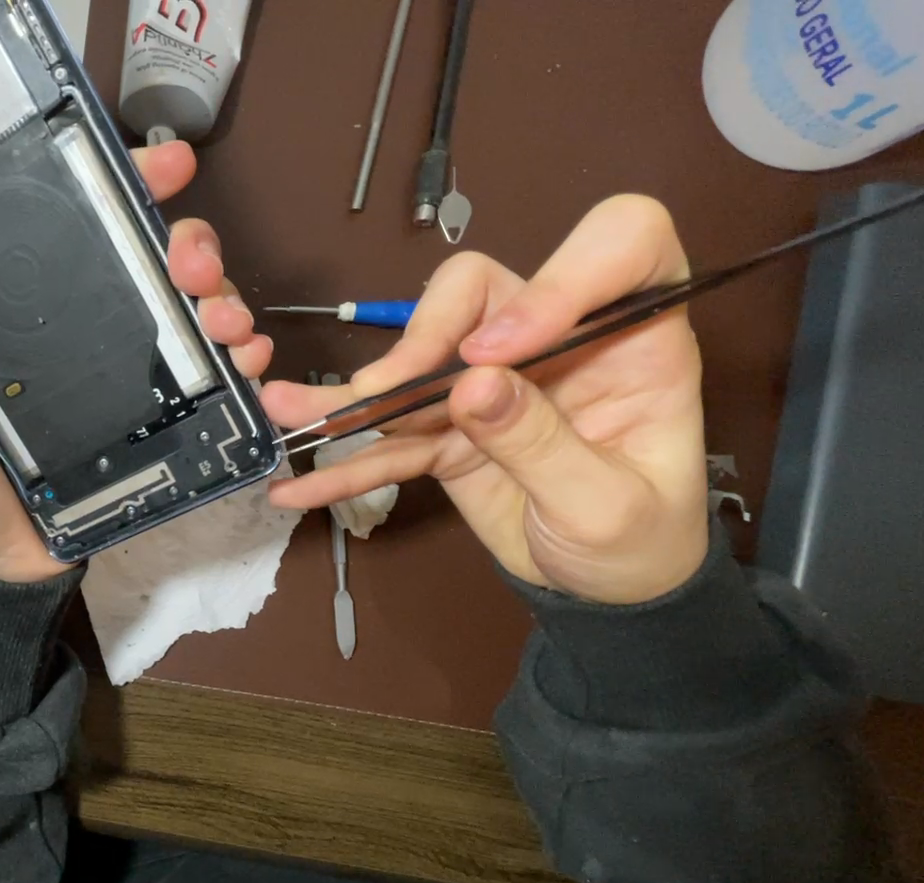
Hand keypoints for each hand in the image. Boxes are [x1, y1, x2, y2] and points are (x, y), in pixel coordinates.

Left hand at [0, 142, 272, 583]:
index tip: (160, 162)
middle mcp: (72, 324)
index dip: (119, 180)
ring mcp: (115, 372)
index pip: (73, 220)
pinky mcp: (146, 417)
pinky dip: (237, 358)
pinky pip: (203, 377)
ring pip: (188, 309)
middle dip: (192, 243)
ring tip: (226, 319)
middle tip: (195, 261)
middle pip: (148, 258)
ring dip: (224, 295)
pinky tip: (245, 359)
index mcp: (13, 301)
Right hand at [264, 196, 709, 604]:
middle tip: (379, 391)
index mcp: (630, 341)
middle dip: (421, 336)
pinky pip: (389, 442)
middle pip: (478, 294)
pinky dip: (345, 465)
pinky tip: (299, 487)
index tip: (494, 350)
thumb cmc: (638, 544)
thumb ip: (542, 444)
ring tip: (285, 409)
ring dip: (350, 395)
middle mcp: (552, 349)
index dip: (554, 280)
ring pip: (413, 365)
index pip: (614, 248)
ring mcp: (490, 391)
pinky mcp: (447, 435)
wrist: (602, 592)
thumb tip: (470, 384)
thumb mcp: (605, 505)